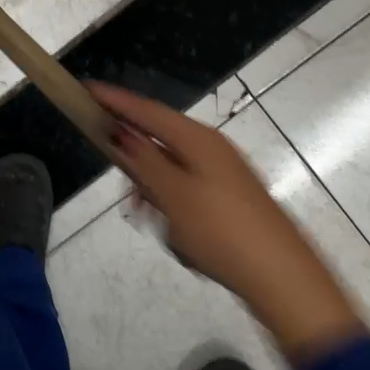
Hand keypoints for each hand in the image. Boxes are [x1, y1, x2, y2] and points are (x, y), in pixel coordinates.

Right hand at [90, 82, 365, 362]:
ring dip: (154, 191)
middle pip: (158, 139)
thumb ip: (143, 160)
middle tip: (127, 195)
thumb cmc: (221, 232)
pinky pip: (187, 191)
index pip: (146, 109)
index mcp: (196, 139)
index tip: (85, 90)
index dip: (115, 100)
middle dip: (136, 163)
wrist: (284, 279)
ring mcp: (223, 173)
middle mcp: (210, 147)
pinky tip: (178, 236)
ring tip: (153, 223)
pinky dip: (173, 206)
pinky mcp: (229, 199)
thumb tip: (119, 129)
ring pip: (171, 169)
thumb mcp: (172, 195)